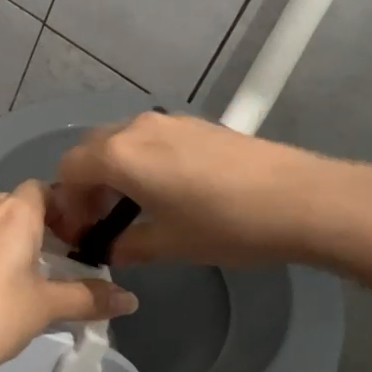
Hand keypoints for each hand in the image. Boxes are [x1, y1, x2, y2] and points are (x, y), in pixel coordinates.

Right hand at [49, 111, 371, 266]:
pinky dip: (141, 161)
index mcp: (118, 156)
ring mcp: (166, 122)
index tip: (80, 233)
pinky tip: (169, 191)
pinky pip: (149, 139)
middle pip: (90, 150)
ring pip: (120, 142)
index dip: (67, 202)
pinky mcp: (194, 124)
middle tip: (101, 221)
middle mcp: (134, 129)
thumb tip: (111, 250)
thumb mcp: (171, 245)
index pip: (69, 169)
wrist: (304, 199)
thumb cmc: (227, 226)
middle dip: (87, 184)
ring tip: (135, 208)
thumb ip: (129, 246)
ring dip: (114, 171)